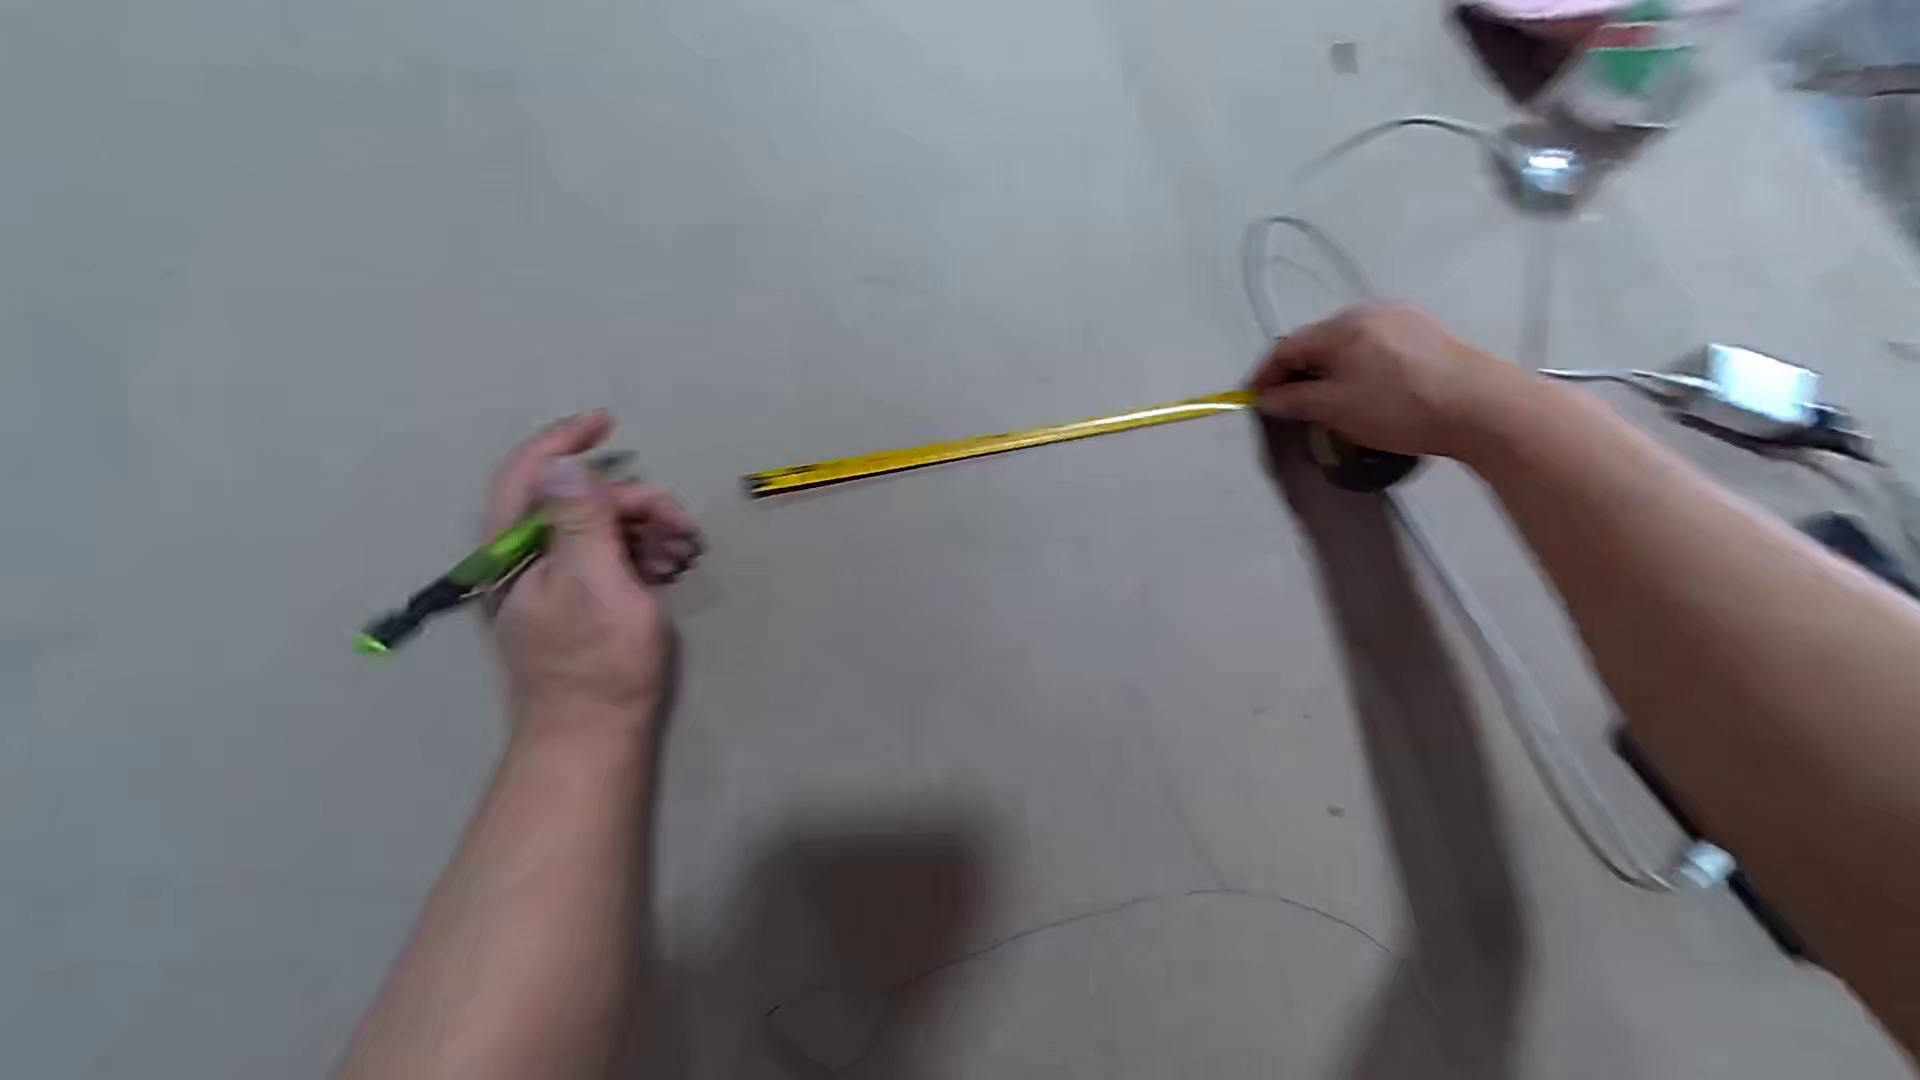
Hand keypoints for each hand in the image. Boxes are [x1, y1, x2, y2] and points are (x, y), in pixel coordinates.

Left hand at [480, 412, 701, 734]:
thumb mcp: (596, 585)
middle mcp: (526, 558)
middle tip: (682, 527)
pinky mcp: (581, 596)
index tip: (608, 424)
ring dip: (648, 528)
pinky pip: (611, 554)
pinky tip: (672, 567)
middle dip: (636, 503)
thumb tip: (565, 465)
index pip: (529, 474)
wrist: (594, 731)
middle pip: (579, 500)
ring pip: (601, 526)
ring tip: (685, 554)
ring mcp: (554, 578)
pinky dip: (644, 551)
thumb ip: (579, 523)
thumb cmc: (598, 662)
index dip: (565, 442)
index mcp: (514, 551)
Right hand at [1249, 300, 1536, 459]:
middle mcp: (1368, 311)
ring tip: (1322, 397)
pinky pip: (1372, 345)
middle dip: (1295, 370)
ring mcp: (1401, 317)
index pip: (1286, 347)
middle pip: (1315, 341)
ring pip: (1345, 343)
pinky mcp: (1425, 332)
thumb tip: (1265, 399)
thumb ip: (1292, 401)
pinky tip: (1361, 387)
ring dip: (1325, 368)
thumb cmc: (1397, 407)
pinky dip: (1354, 365)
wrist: (1483, 407)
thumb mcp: (1334, 409)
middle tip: (1287, 401)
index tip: (1253, 399)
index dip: (1265, 375)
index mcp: (1341, 326)